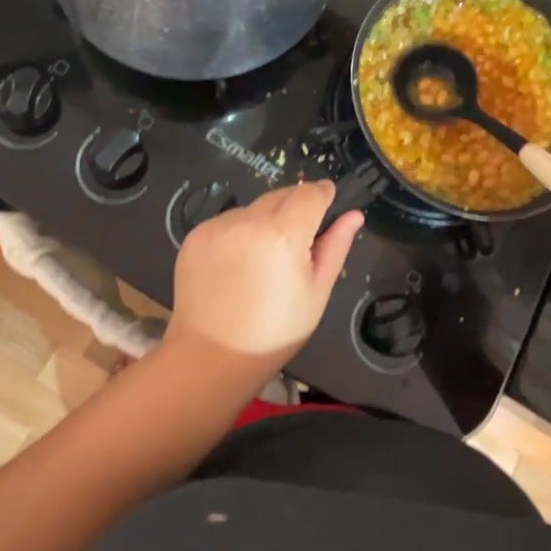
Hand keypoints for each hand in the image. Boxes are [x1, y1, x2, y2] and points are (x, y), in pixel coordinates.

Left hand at [164, 180, 363, 369]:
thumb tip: (354, 215)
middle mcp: (248, 221)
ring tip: (264, 259)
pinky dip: (239, 232)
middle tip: (297, 242)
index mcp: (283, 235)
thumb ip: (335, 246)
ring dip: (265, 220)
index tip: (328, 201)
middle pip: (281, 195)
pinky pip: (227, 221)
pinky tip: (238, 264)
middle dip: (295, 208)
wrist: (211, 357)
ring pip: (253, 208)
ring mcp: (218, 227)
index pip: (310, 193)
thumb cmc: (275, 331)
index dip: (323, 194)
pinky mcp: (195, 235)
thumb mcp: (316, 292)